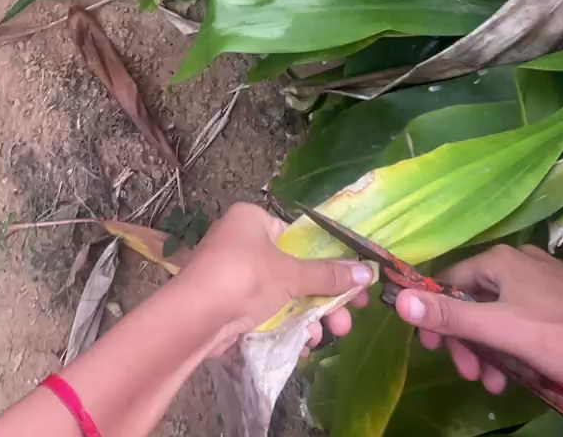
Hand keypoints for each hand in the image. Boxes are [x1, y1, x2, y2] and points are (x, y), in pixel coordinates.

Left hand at [173, 203, 375, 357]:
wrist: (195, 316)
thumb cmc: (242, 278)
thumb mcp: (289, 274)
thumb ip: (327, 274)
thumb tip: (367, 271)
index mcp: (253, 219)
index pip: (299, 235)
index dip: (329, 260)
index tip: (354, 283)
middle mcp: (244, 239)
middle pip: (295, 267)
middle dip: (324, 296)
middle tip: (347, 319)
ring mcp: (237, 271)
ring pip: (285, 291)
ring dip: (310, 314)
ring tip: (331, 334)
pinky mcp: (234, 300)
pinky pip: (269, 308)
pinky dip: (289, 323)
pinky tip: (306, 343)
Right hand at [391, 243, 562, 401]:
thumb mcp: (506, 333)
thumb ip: (452, 318)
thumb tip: (397, 300)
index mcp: (499, 261)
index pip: (447, 283)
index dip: (436, 317)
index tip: (435, 352)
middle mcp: (519, 262)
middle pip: (474, 300)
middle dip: (469, 340)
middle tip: (475, 377)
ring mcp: (546, 281)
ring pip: (501, 313)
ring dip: (493, 349)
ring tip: (501, 384)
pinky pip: (526, 319)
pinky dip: (518, 345)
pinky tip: (527, 371)